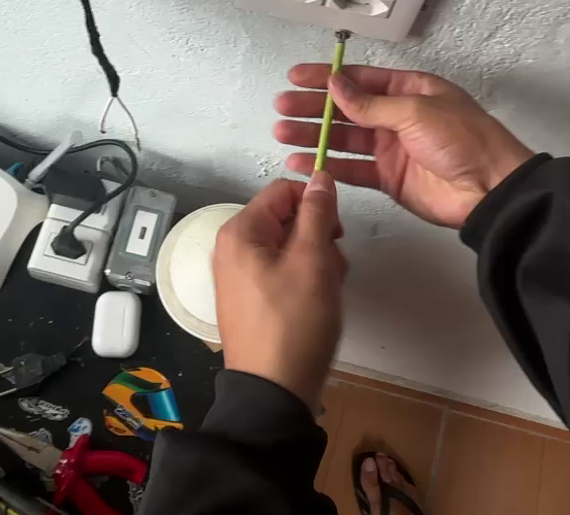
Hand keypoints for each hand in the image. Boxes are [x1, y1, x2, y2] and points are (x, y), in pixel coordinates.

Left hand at [213, 173, 346, 407]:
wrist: (274, 395)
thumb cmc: (294, 324)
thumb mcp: (312, 262)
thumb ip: (317, 213)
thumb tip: (319, 174)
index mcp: (240, 232)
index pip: (283, 191)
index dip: (315, 205)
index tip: (336, 233)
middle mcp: (233, 248)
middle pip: (287, 219)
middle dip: (319, 240)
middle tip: (332, 270)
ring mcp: (240, 276)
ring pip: (290, 247)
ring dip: (317, 263)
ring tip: (326, 293)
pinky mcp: (251, 299)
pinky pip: (282, 272)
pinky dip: (305, 281)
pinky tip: (318, 305)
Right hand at [275, 64, 533, 228]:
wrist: (491, 190)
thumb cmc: (462, 139)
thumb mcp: (415, 111)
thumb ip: (370, 103)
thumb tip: (335, 85)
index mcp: (408, 90)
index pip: (359, 79)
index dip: (327, 77)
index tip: (296, 77)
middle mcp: (396, 116)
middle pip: (346, 108)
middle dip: (313, 107)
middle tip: (282, 107)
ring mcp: (391, 148)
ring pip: (343, 139)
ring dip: (313, 135)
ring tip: (282, 133)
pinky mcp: (388, 178)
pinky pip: (351, 169)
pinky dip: (326, 166)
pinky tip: (302, 162)